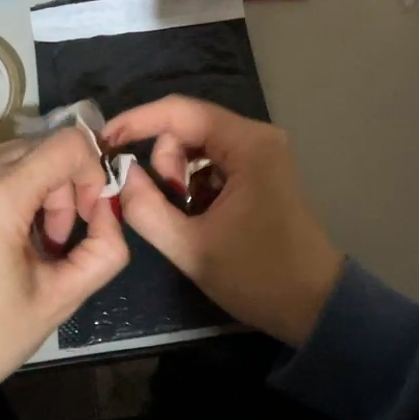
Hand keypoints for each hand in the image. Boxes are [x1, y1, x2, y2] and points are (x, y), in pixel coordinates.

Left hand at [0, 130, 127, 419]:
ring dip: (33, 190)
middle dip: (63, 187)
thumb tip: (111, 212)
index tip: (88, 215)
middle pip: (39, 150)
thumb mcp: (58, 300)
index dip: (93, 171)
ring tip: (26, 248)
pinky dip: (0, 195)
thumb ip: (104, 249)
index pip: (67, 144)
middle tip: (57, 243)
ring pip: (8, 160)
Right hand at [106, 95, 343, 347]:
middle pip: (187, 127)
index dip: (137, 121)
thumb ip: (147, 208)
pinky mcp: (260, 170)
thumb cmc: (258, 275)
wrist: (314, 307)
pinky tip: (201, 216)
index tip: (103, 141)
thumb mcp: (191, 247)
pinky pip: (212, 161)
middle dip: (165, 162)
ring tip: (187, 217)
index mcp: (247, 144)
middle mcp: (256, 136)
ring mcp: (261, 152)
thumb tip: (120, 175)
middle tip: (169, 205)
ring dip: (179, 176)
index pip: (179, 112)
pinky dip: (195, 183)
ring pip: (197, 145)